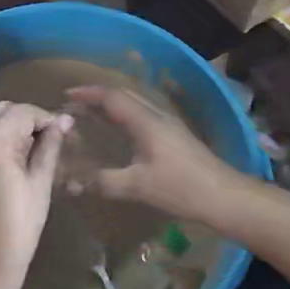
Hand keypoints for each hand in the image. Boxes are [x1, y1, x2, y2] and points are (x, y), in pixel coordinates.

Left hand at [0, 102, 72, 288]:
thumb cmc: (19, 225)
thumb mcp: (40, 183)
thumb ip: (50, 146)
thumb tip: (64, 120)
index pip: (24, 113)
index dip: (44, 118)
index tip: (59, 131)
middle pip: (2, 110)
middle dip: (24, 118)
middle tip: (42, 139)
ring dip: (2, 122)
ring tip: (18, 144)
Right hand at [64, 86, 245, 222]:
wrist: (223, 195)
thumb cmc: (181, 188)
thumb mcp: (137, 186)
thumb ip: (103, 181)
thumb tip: (70, 182)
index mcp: (146, 121)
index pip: (112, 97)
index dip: (88, 93)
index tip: (66, 96)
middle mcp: (156, 115)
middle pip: (123, 95)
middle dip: (97, 96)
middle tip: (74, 106)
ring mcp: (168, 123)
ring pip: (134, 104)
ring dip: (111, 105)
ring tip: (90, 116)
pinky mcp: (174, 134)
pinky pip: (142, 115)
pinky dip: (123, 116)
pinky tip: (118, 133)